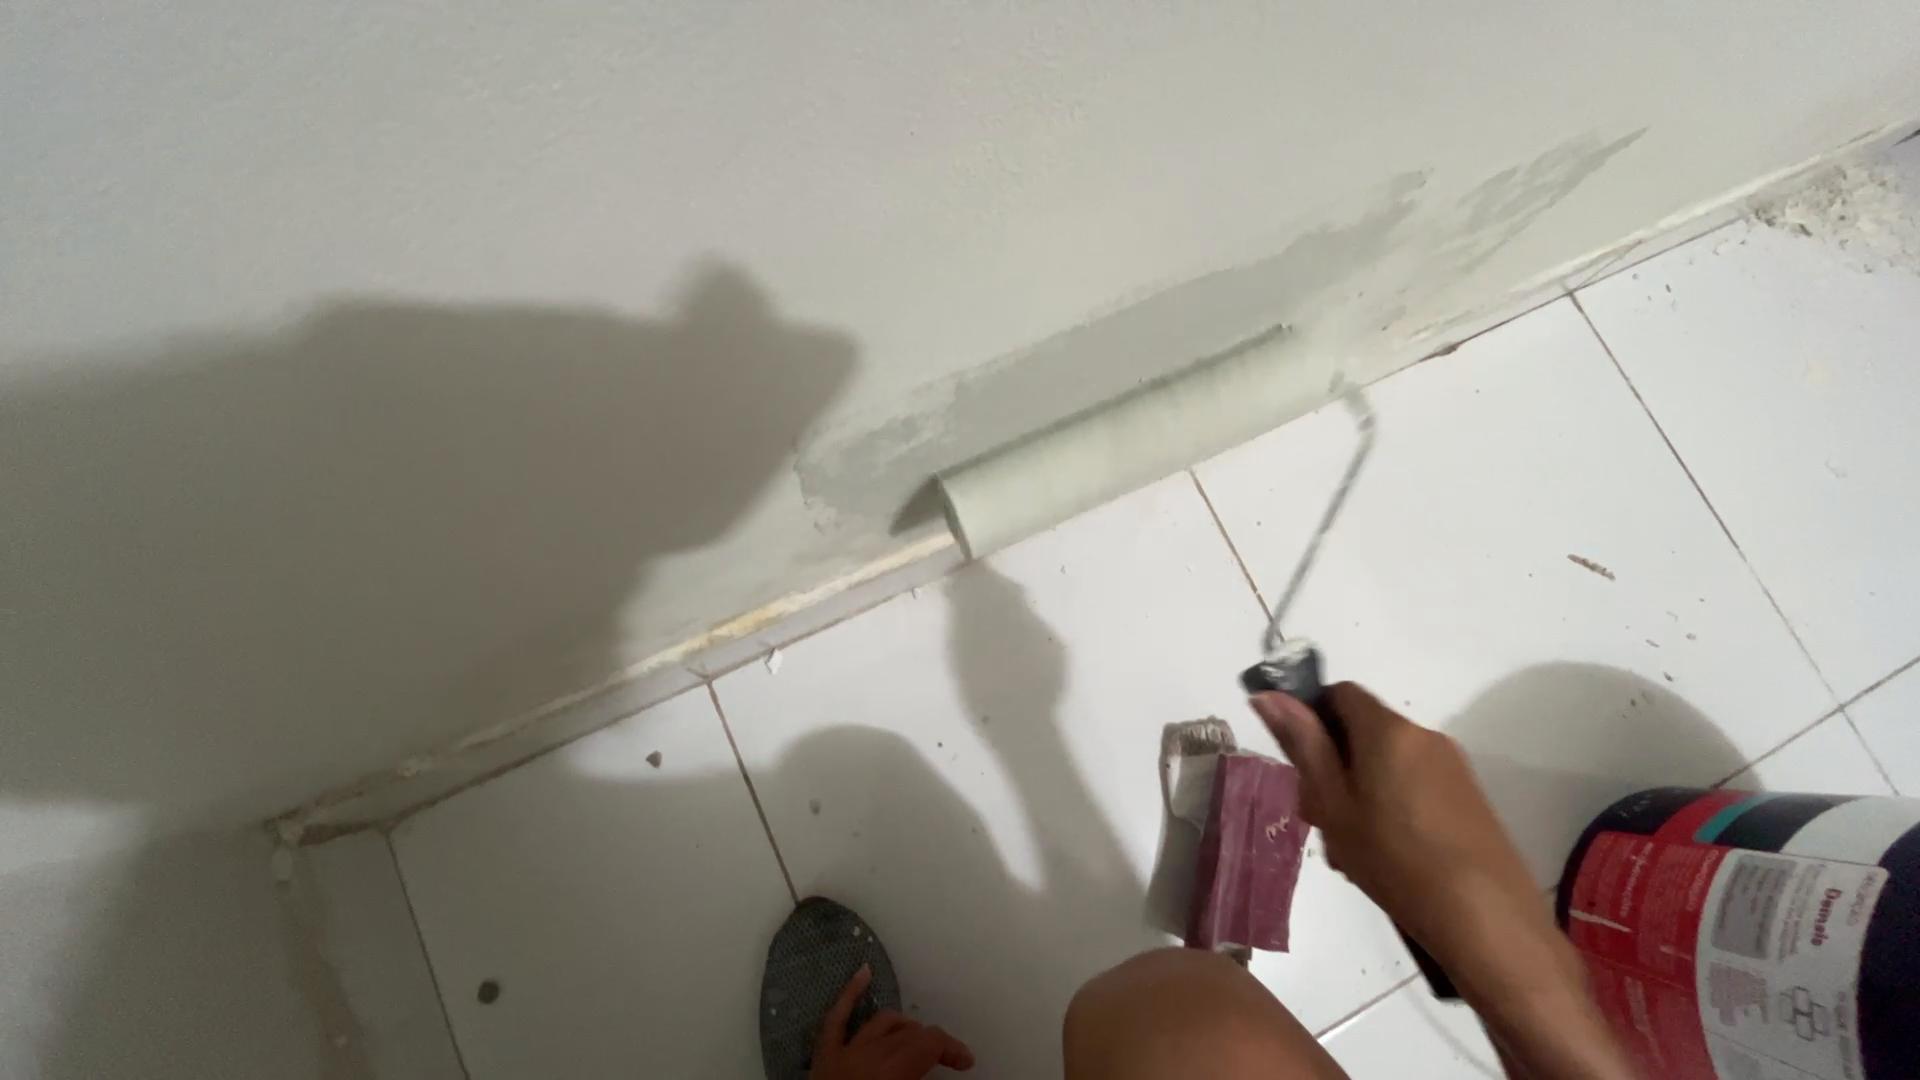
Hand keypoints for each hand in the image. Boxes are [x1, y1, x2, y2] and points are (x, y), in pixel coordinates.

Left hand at [810, 965, 973, 1078]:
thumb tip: (939, 1071)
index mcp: (891, 1075)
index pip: (929, 1045)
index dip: (952, 1049)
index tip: (966, 1062)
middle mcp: (867, 1057)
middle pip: (910, 1035)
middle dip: (932, 1044)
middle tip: (947, 1061)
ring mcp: (843, 1054)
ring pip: (883, 1024)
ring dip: (903, 1027)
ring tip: (917, 1039)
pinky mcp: (823, 1058)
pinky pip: (837, 1019)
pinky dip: (850, 994)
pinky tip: (863, 974)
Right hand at [1248, 684, 1543, 960]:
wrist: (1488, 923)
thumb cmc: (1394, 859)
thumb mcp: (1332, 803)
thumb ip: (1302, 744)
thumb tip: (1267, 694)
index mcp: (1387, 730)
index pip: (1339, 692)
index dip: (1310, 715)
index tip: (1299, 761)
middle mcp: (1423, 736)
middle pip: (1362, 730)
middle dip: (1332, 762)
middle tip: (1319, 815)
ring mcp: (1451, 767)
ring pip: (1385, 760)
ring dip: (1358, 788)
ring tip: (1350, 844)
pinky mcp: (1468, 798)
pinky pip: (1412, 782)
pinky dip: (1389, 803)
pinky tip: (1384, 852)